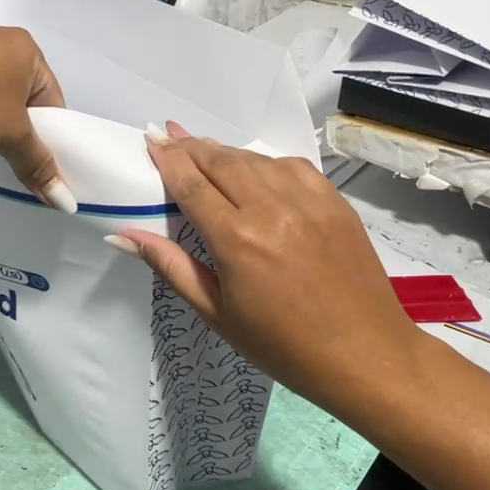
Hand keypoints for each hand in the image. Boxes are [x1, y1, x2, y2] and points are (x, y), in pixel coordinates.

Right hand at [112, 123, 425, 401]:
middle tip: (170, 134)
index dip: (168, 160)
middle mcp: (272, 210)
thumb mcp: (217, 313)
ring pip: (256, 160)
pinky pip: (293, 167)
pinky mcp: (336, 203)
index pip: (192, 185)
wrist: (365, 355)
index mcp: (237, 240)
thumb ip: (171, 266)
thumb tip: (123, 235)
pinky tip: (256, 168)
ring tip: (204, 148)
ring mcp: (309, 202)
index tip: (152, 140)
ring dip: (225, 151)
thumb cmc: (282, 345)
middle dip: (192, 146)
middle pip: (222, 162)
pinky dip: (266, 161)